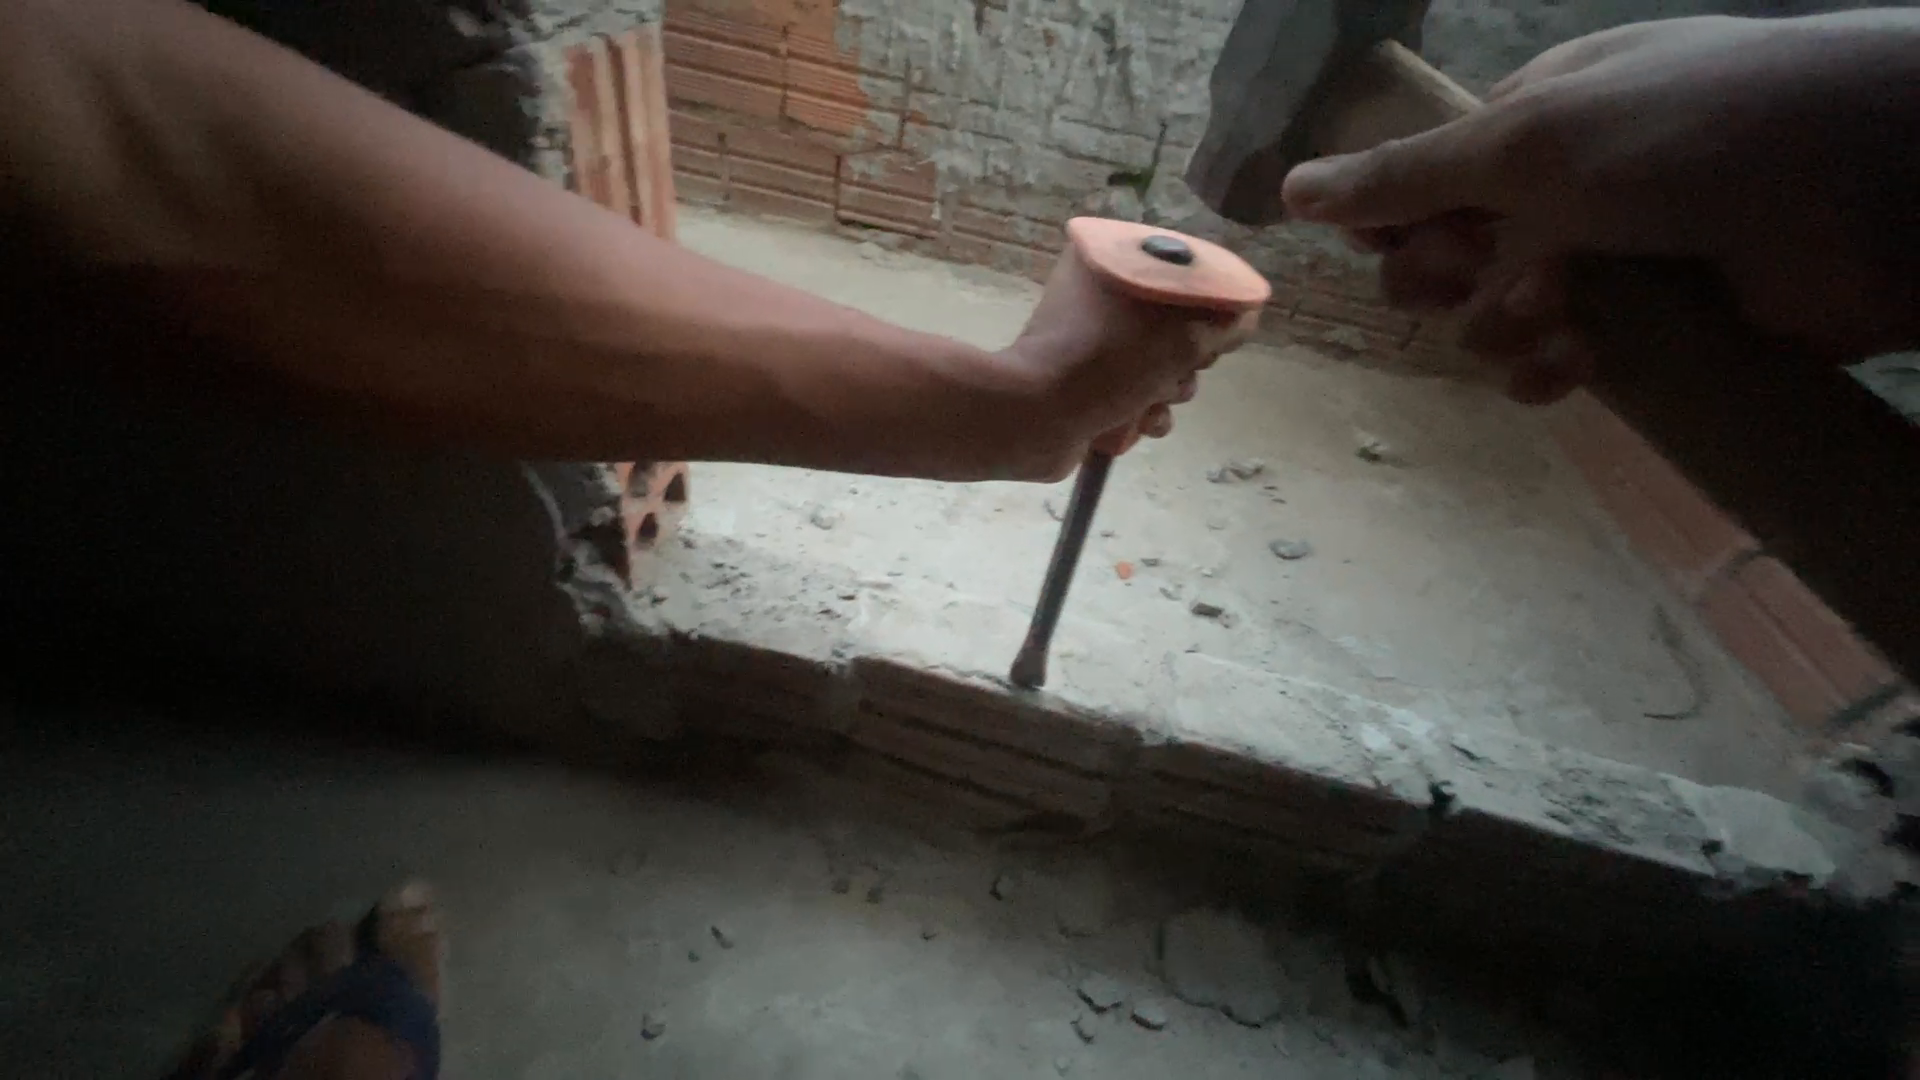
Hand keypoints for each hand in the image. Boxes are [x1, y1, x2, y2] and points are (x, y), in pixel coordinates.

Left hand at [995, 244, 1255, 479]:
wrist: (1033, 418)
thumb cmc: (1104, 364)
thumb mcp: (1179, 335)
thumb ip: (1225, 323)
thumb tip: (1250, 314)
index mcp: (1119, 271)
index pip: (1191, 286)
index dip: (1207, 315)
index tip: (1203, 334)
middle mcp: (1109, 307)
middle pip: (1184, 335)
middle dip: (1185, 364)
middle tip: (1167, 370)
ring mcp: (1100, 354)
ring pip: (1167, 376)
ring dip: (1166, 396)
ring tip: (1142, 402)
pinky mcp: (1095, 395)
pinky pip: (1141, 406)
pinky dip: (1143, 419)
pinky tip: (1130, 425)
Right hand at [1281, 13, 1919, 402]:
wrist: (1889, 194)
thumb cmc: (1692, 135)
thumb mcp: (1528, 141)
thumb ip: (1403, 176)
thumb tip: (1290, 189)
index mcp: (1527, 125)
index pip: (1413, 185)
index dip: (1392, 222)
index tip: (1396, 239)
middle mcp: (1550, 189)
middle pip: (1434, 260)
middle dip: (1449, 277)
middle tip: (1485, 267)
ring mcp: (1590, 258)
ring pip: (1480, 320)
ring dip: (1503, 327)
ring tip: (1560, 310)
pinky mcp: (1627, 326)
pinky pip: (1537, 365)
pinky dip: (1543, 371)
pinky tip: (1573, 366)